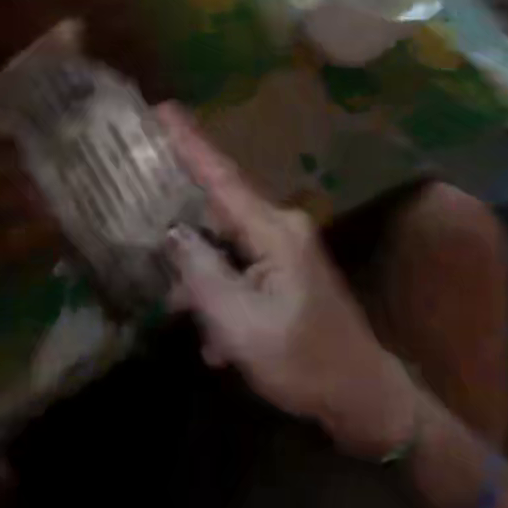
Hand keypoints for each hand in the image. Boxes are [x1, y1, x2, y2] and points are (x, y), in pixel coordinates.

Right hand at [158, 104, 422, 458]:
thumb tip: (173, 232)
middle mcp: (280, 226)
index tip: (162, 109)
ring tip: (181, 311)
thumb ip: (200, 272)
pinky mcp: (285, 268)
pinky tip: (215, 340)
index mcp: (273, 230)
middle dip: (181, 222)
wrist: (364, 399)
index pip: (221, 177)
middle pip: (217, 208)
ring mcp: (285, 247)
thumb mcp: (239, 322)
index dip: (190, 142)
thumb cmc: (302, 360)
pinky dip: (221, 294)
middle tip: (142, 216)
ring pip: (224, 243)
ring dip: (201, 276)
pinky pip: (239, 266)